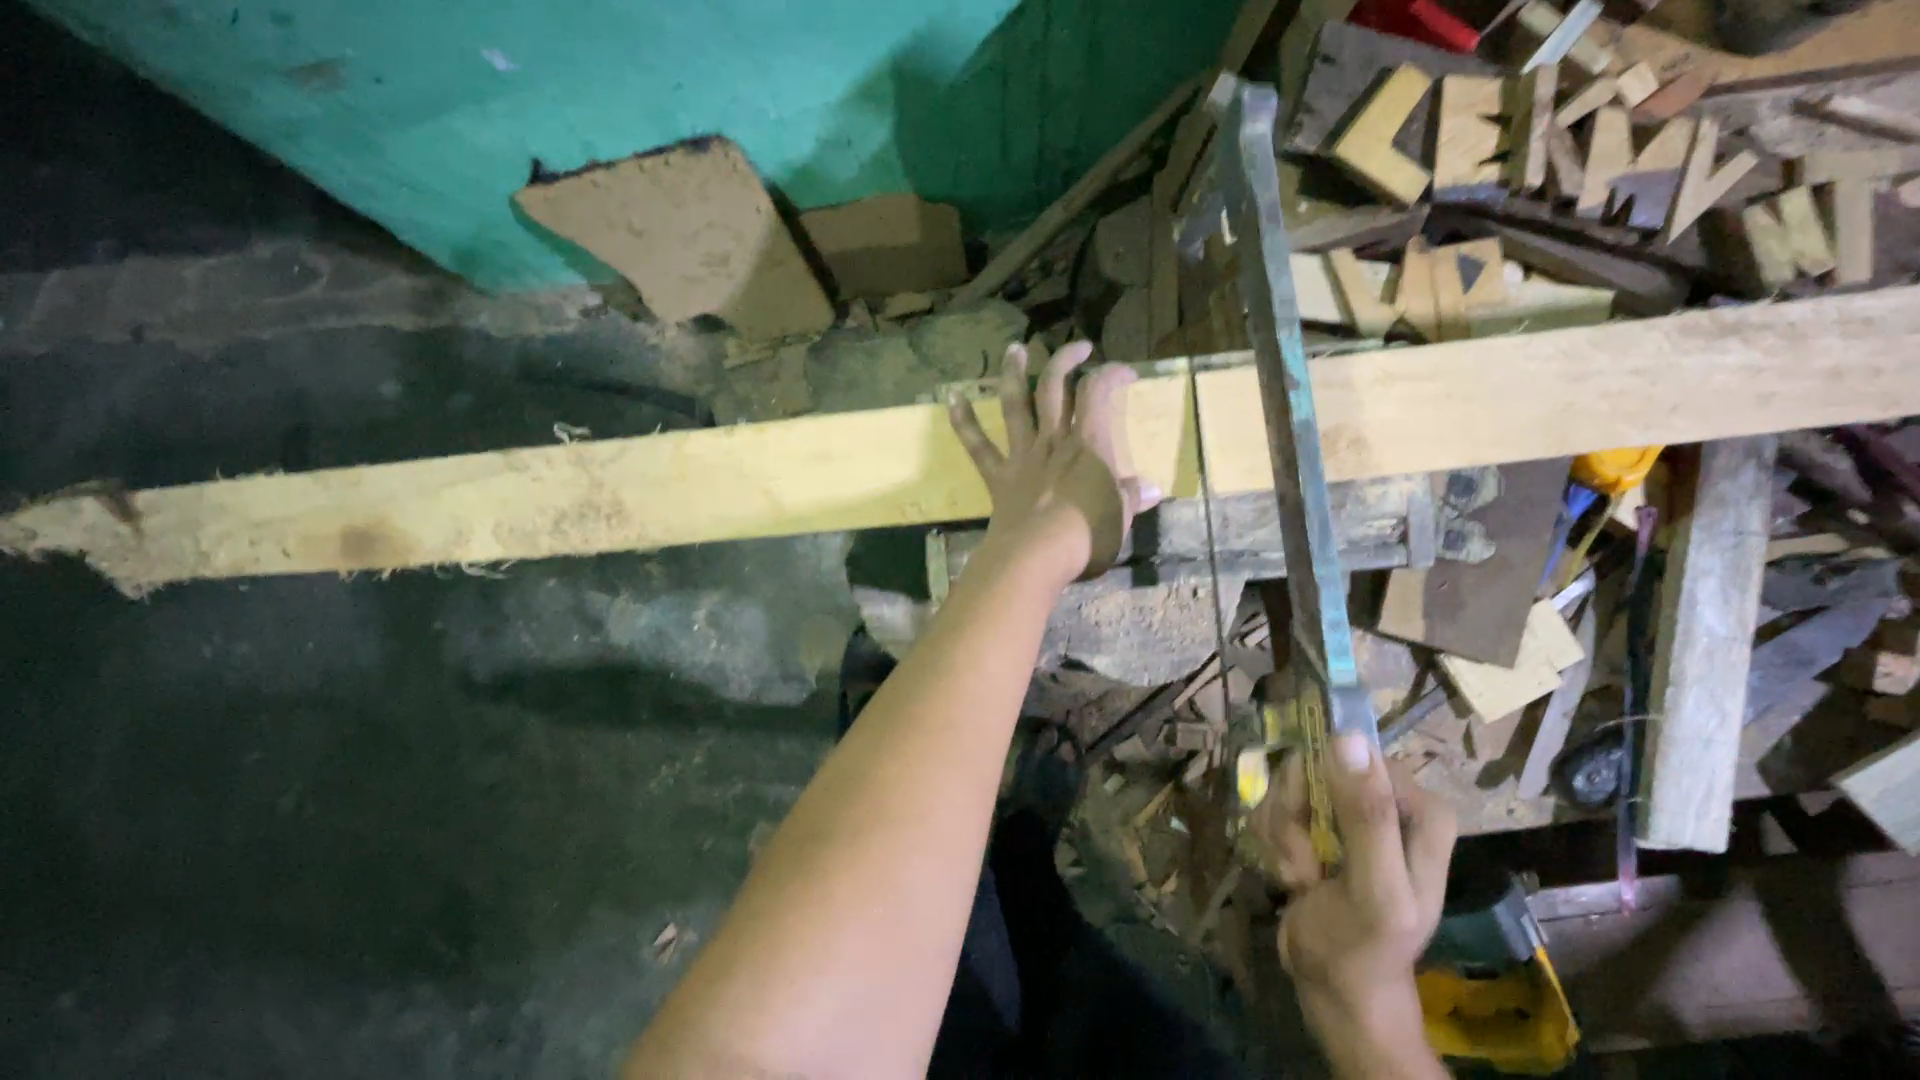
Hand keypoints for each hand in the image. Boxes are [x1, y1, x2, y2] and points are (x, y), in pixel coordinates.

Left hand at [948, 341, 1161, 586]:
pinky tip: (953, 398)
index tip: (1126, 374)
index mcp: (1090, 445)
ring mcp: (1022, 456)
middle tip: (1077, 346)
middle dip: (1066, 359)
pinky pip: (977, 445)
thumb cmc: (1086, 537)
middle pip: (1056, 387)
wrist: (1036, 557)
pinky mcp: (998, 476)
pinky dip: (964, 421)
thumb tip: (1152, 489)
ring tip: (1014, 349)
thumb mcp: (1120, 518)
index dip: (1112, 374)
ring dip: (1013, 373)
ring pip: (1015, 404)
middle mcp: (1054, 440)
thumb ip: (1133, 498)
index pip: (1100, 393)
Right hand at [1250, 735, 1456, 1075]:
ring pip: (1288, 788)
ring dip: (1283, 838)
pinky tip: (1291, 879)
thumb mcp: (1375, 887)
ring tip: (1302, 880)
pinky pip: (1276, 808)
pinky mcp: (1317, 828)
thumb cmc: (1365, 947)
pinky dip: (1274, 845)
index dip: (1325, 789)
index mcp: (1420, 809)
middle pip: (1315, 769)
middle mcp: (1387, 803)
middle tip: (1307, 865)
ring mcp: (1348, 814)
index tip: (1315, 832)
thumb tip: (1347, 736)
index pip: (1355, 757)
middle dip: (1296, 819)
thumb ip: (1367, 815)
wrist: (1336, 991)